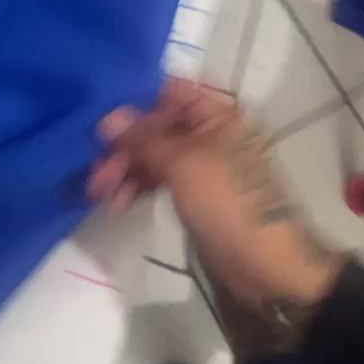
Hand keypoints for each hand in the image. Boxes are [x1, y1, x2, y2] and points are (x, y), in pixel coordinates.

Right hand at [90, 79, 343, 345]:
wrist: (267, 271)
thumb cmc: (231, 206)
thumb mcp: (185, 165)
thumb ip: (145, 138)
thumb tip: (108, 117)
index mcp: (218, 114)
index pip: (170, 91)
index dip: (136, 101)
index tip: (98, 115)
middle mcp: (210, 132)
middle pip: (158, 124)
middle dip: (125, 143)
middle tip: (97, 170)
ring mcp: (202, 164)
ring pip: (155, 153)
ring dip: (126, 167)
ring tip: (100, 191)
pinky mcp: (195, 194)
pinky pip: (160, 178)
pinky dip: (139, 184)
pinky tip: (118, 201)